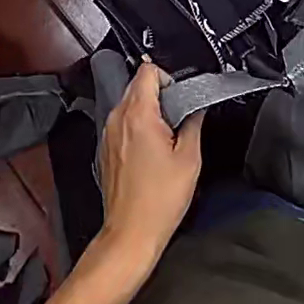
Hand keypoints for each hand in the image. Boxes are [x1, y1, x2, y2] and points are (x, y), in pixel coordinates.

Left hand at [95, 62, 204, 265]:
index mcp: (138, 115)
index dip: (168, 78)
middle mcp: (117, 120)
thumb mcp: (190, 157)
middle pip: (138, 86)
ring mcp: (108, 134)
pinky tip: (154, 153)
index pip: (147, 71)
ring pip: (130, 105)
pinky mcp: (106, 149)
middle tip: (179, 119)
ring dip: (150, 113)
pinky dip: (138, 129)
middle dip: (161, 96)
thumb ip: (194, 122)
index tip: (181, 95)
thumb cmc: (158, 200)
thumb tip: (197, 107)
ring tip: (168, 139)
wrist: (131, 232)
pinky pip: (123, 124)